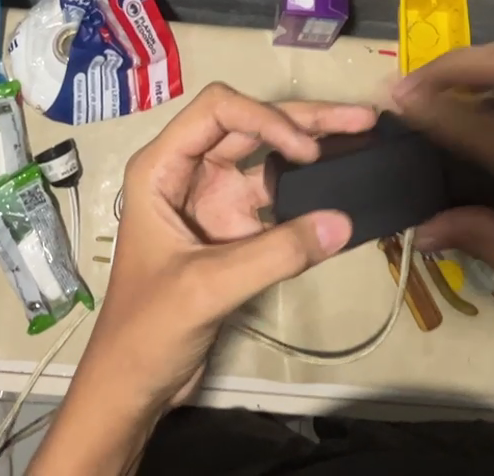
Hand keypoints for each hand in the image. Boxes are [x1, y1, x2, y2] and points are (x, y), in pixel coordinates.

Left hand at [79, 83, 375, 407]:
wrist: (132, 384)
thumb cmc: (148, 328)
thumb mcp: (208, 287)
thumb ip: (275, 253)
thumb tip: (343, 222)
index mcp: (162, 166)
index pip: (217, 110)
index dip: (265, 118)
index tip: (308, 152)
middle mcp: (188, 169)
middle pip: (248, 124)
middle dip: (302, 119)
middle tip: (359, 119)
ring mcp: (212, 196)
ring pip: (266, 155)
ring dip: (310, 143)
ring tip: (361, 134)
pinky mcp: (232, 225)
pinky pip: (276, 195)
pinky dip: (307, 188)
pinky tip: (339, 184)